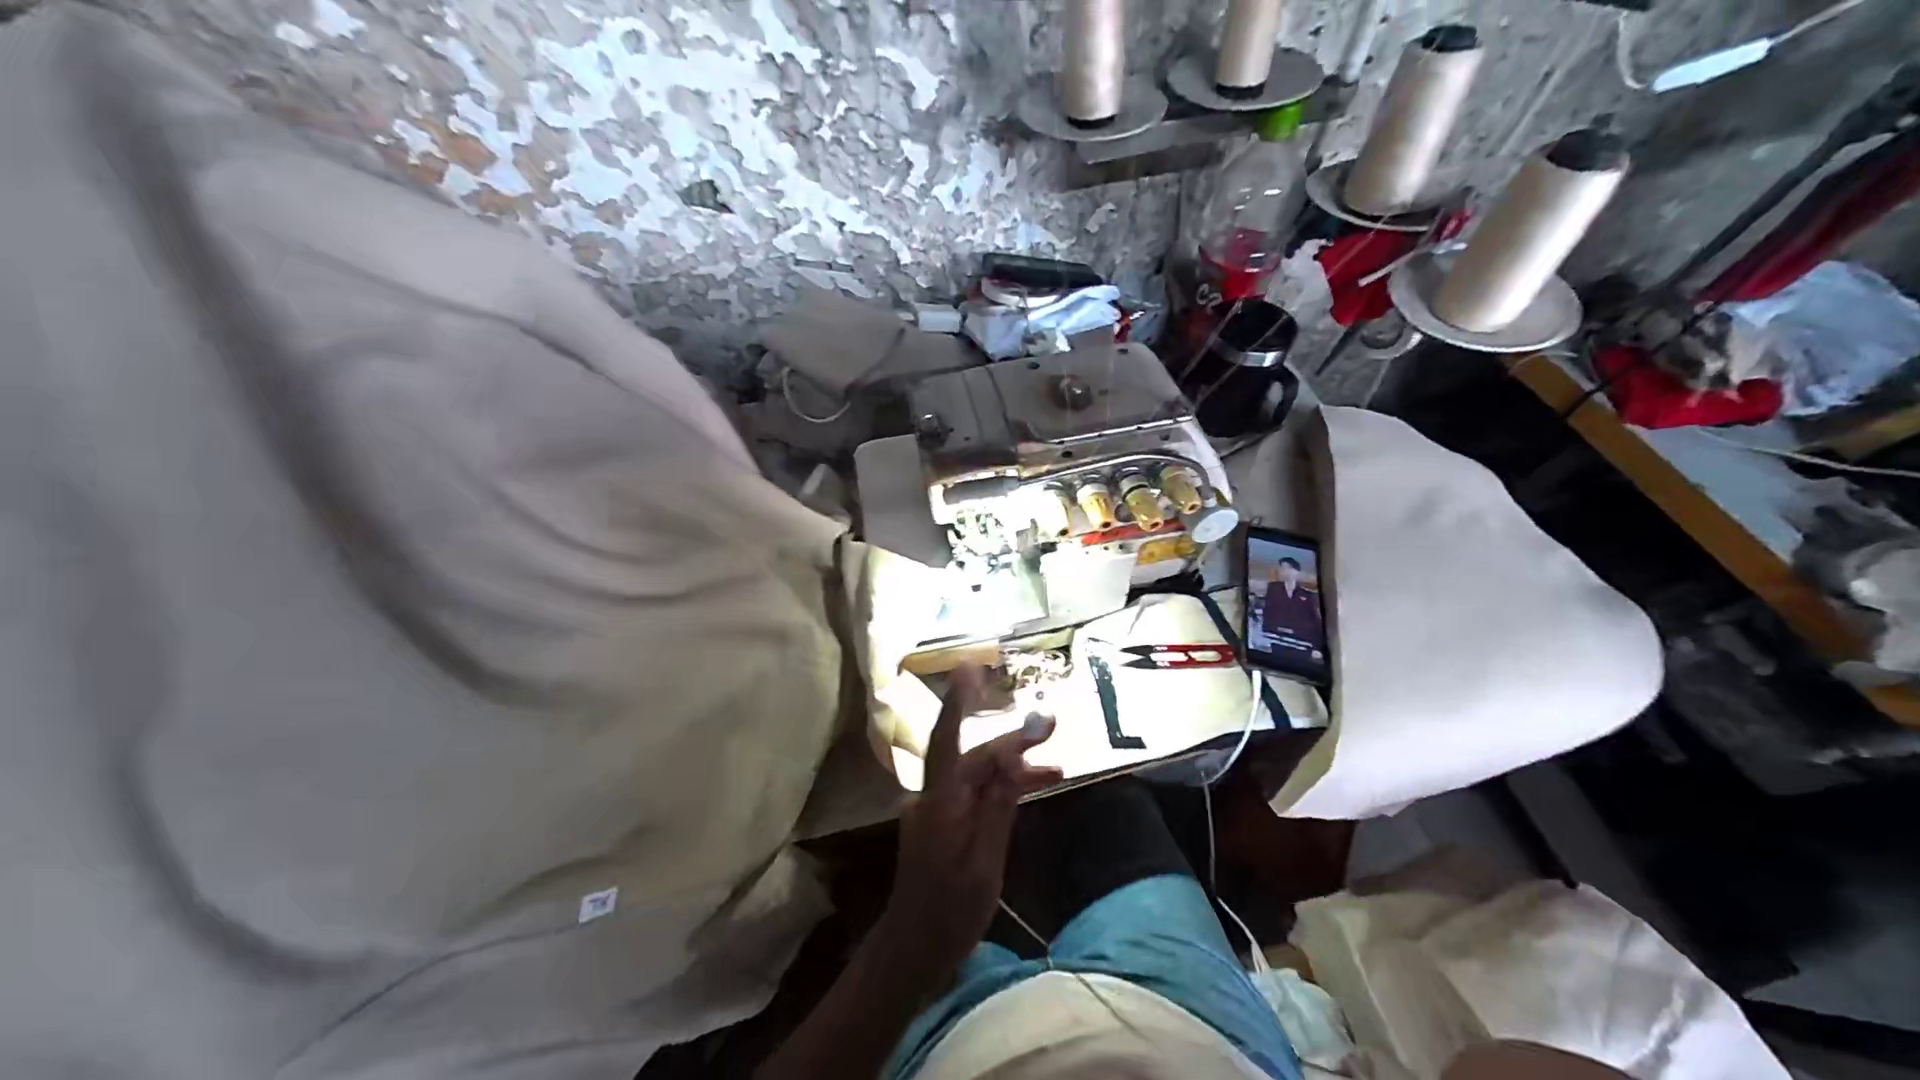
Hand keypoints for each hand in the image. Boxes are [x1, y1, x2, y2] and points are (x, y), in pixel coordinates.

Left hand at [883, 667, 1061, 976]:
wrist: (913, 946)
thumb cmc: (951, 910)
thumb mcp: (985, 862)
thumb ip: (997, 807)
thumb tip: (1011, 760)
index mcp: (939, 804)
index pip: (950, 741)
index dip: (959, 703)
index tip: (971, 668)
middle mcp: (931, 797)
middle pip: (973, 757)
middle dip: (1012, 742)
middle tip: (1050, 725)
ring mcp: (933, 809)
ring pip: (975, 775)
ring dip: (1011, 769)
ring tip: (1056, 766)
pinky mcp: (938, 821)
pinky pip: (970, 792)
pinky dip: (997, 788)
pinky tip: (1026, 788)